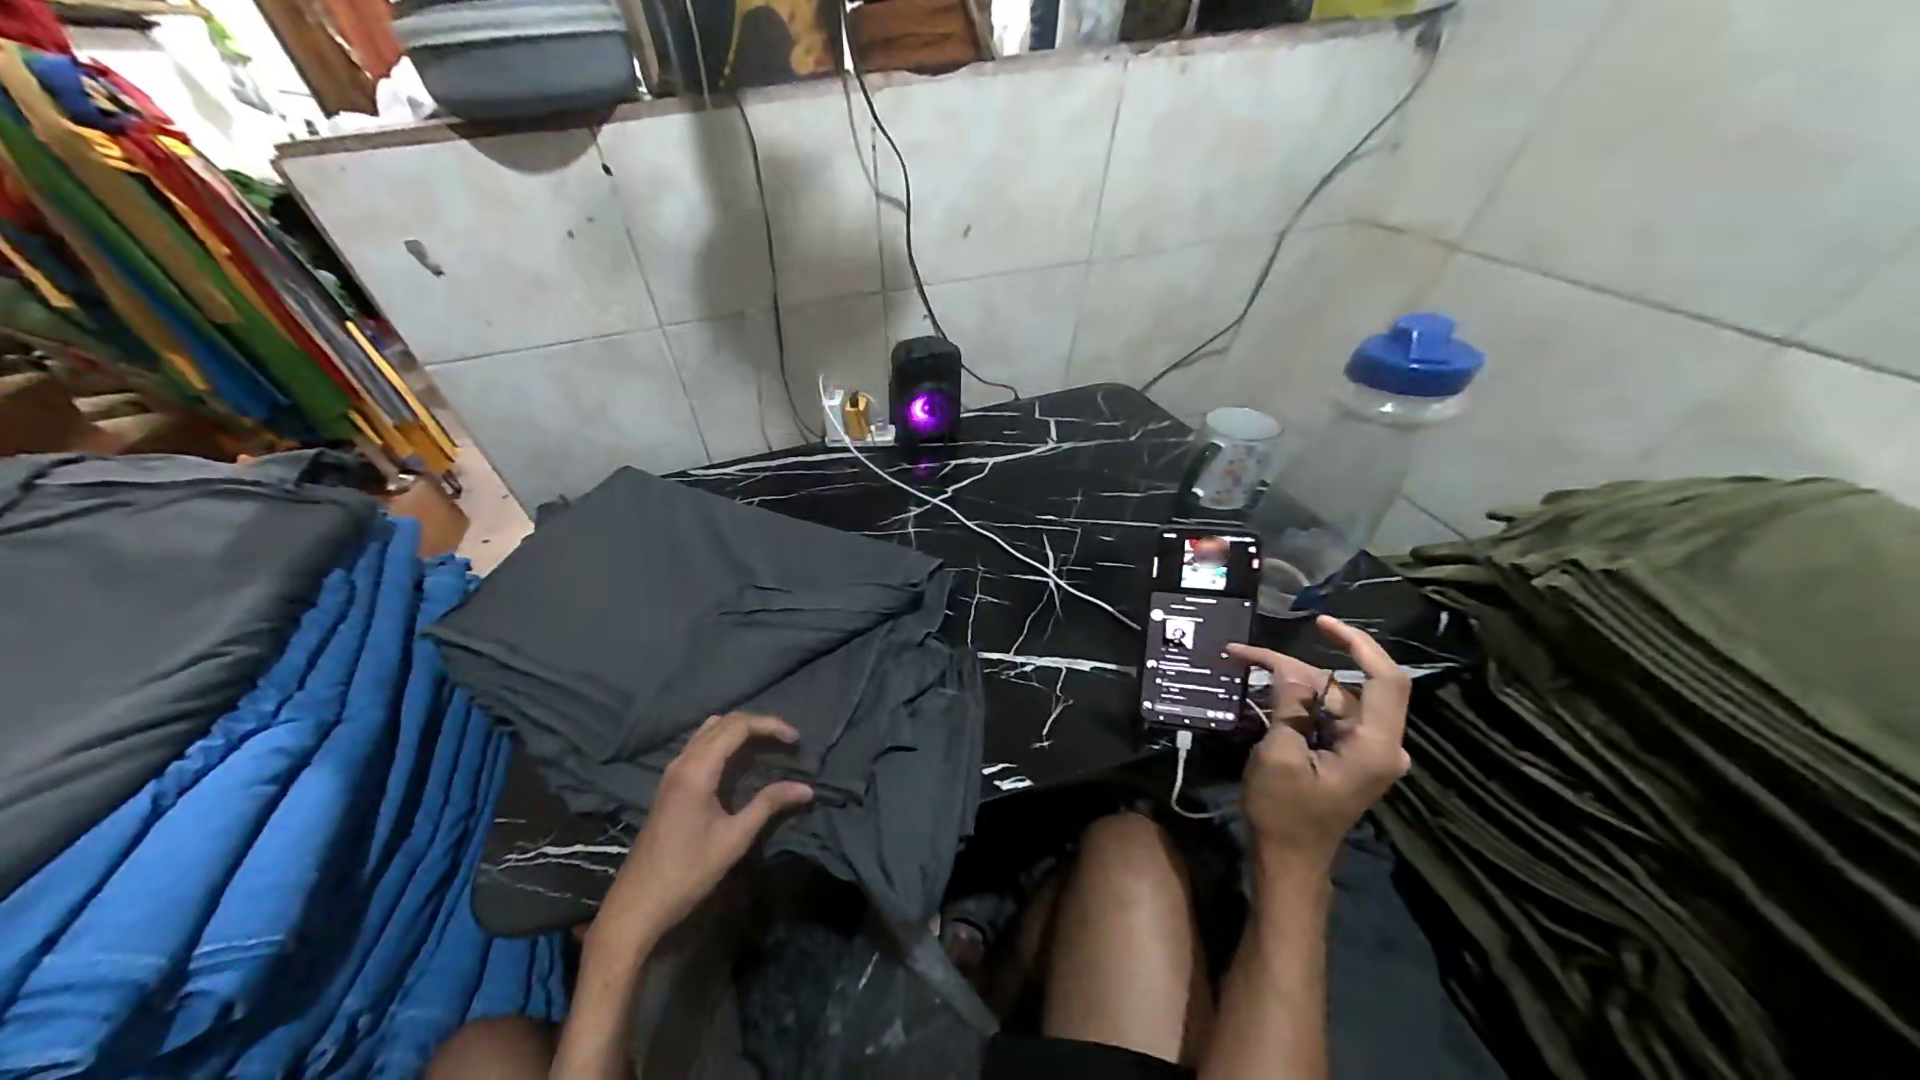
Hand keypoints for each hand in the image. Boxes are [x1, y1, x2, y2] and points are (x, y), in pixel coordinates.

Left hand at [590, 712, 813, 946]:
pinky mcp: (671, 784)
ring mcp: (673, 771)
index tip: (796, 740)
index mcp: (697, 769)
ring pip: (710, 731)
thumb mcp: (734, 838)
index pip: (738, 726)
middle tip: (787, 742)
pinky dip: (726, 743)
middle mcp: (683, 761)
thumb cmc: (688, 871)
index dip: (770, 725)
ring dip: (741, 731)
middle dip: (759, 725)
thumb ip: (769, 805)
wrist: (638, 903)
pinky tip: (741, 762)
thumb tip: (806, 788)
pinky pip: (701, 746)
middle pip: (724, 722)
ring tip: (769, 747)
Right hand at [1225, 616, 1411, 874]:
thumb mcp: (1280, 755)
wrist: (1288, 861)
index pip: (1386, 679)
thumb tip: (1289, 668)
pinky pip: (1328, 718)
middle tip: (1247, 654)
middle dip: (1297, 668)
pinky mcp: (1351, 758)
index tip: (1322, 622)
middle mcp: (1382, 746)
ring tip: (1248, 666)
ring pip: (1333, 700)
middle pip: (1346, 688)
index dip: (1358, 644)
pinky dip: (1299, 703)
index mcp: (1376, 746)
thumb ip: (1290, 707)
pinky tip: (1267, 693)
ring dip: (1292, 684)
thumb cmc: (1284, 813)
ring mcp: (1367, 753)